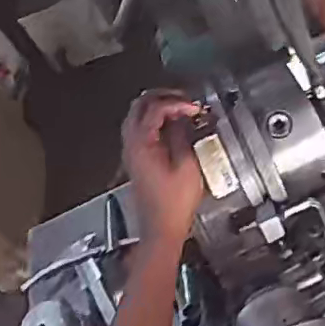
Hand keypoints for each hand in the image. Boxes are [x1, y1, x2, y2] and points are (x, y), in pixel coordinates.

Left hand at [121, 90, 204, 243]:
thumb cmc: (175, 202)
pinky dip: (154, 118)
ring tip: (180, 107)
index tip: (194, 108)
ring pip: (137, 114)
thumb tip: (182, 117)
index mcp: (141, 142)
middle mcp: (130, 143)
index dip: (177, 103)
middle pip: (140, 104)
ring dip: (157, 105)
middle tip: (185, 99)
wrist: (161, 229)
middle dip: (163, 96)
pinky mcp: (135, 158)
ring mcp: (130, 150)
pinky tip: (171, 123)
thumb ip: (182, 135)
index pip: (155, 108)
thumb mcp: (187, 165)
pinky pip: (139, 127)